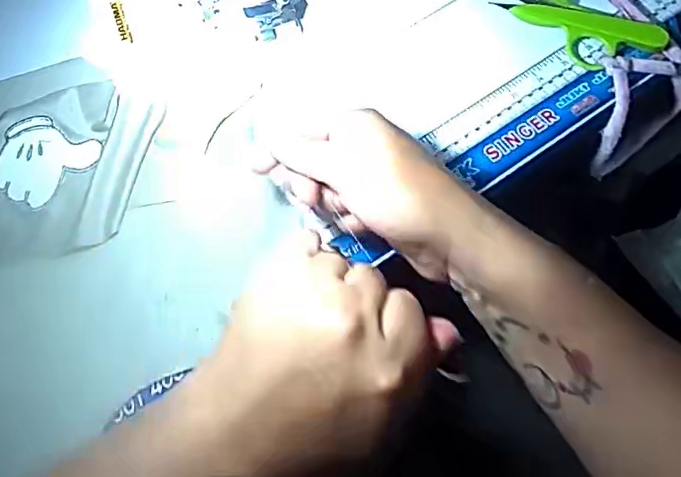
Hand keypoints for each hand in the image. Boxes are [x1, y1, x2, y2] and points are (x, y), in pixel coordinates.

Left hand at [175, 230, 458, 473]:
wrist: (235, 434)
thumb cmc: (311, 437)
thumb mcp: (379, 426)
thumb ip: (415, 370)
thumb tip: (445, 329)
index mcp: (389, 362)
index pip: (411, 306)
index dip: (390, 321)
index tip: (371, 337)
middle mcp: (357, 319)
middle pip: (375, 279)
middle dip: (359, 299)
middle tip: (333, 330)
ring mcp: (316, 289)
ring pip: (340, 260)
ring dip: (327, 280)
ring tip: (305, 313)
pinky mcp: (280, 268)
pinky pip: (307, 242)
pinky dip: (300, 260)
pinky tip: (289, 290)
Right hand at [251, 108, 494, 280]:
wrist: (449, 236)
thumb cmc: (394, 192)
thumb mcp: (342, 168)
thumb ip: (301, 152)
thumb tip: (267, 131)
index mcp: (354, 123)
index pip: (302, 128)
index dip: (277, 147)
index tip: (254, 167)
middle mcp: (361, 143)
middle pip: (311, 159)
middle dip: (309, 182)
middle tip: (314, 198)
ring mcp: (371, 173)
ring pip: (327, 187)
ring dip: (331, 204)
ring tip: (349, 213)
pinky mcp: (379, 201)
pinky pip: (346, 205)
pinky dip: (349, 217)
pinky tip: (363, 226)